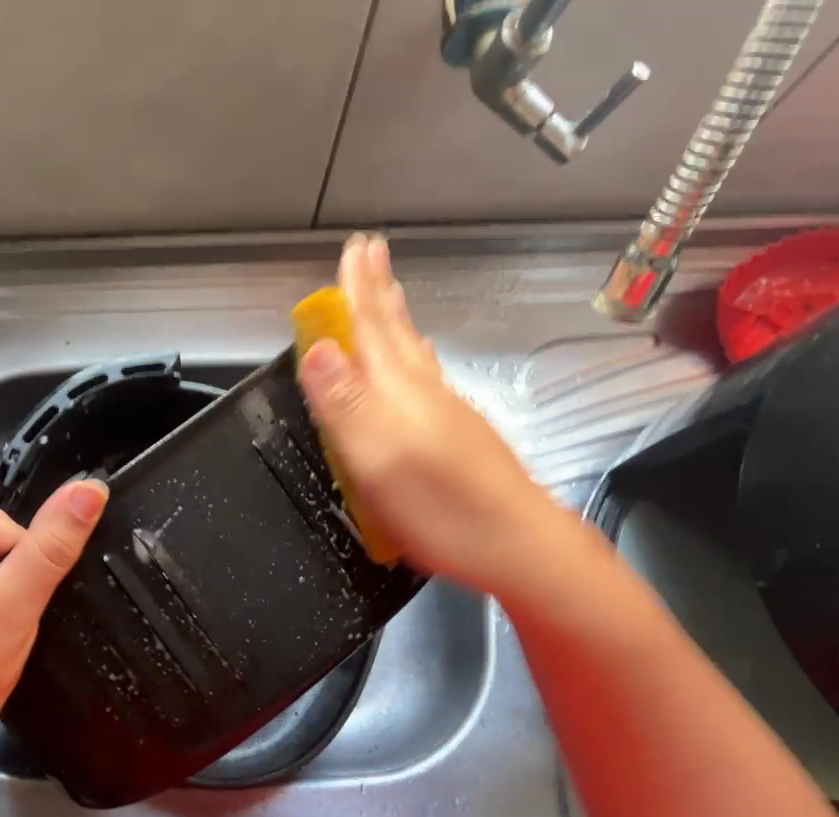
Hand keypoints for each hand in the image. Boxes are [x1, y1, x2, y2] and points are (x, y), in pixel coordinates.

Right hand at [297, 234, 586, 600]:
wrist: (518, 545)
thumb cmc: (444, 510)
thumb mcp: (380, 460)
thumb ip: (346, 403)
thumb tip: (319, 349)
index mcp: (399, 393)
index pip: (372, 329)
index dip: (357, 291)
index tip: (353, 249)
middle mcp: (424, 393)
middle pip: (396, 333)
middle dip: (378, 293)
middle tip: (370, 255)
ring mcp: (446, 413)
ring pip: (414, 353)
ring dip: (396, 320)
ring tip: (389, 296)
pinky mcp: (458, 436)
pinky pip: (426, 377)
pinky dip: (414, 356)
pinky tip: (418, 363)